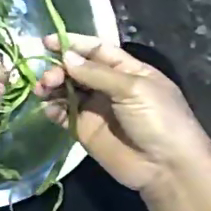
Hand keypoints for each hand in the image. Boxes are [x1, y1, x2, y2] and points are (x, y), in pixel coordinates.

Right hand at [34, 35, 210, 194]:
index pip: (96, 50)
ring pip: (65, 90)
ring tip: (43, 91)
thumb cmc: (159, 120)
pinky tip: (50, 110)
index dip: (72, 44)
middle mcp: (108, 86)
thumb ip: (96, 73)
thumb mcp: (133, 89)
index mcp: (127, 71)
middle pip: (76, 69)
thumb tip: (65, 57)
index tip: (46, 42)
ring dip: (51, 87)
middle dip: (58, 69)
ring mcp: (95, 108)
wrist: (167, 168)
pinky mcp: (83, 129)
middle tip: (48, 78)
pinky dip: (52, 109)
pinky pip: (62, 114)